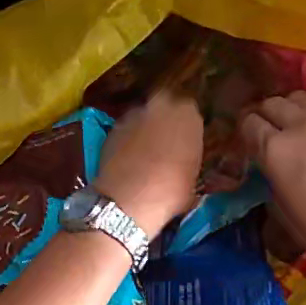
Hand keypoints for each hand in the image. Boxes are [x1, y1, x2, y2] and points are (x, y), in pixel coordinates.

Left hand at [96, 87, 204, 236]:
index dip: (184, 128)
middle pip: (165, 106)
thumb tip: (182, 158)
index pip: (190, 112)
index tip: (182, 142)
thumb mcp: (192, 175)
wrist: (129, 199)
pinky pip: (126, 130)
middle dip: (164, 121)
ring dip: (144, 129)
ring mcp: (134, 114)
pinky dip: (127, 139)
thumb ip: (188, 155)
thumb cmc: (170, 191)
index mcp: (188, 114)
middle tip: (163, 143)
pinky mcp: (113, 126)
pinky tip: (127, 157)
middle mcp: (162, 105)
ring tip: (143, 152)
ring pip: (143, 117)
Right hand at [241, 91, 305, 273]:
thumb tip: (268, 164)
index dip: (245, 131)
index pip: (249, 122)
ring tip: (293, 128)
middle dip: (265, 115)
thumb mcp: (282, 206)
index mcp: (276, 149)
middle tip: (267, 132)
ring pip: (300, 99)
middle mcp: (301, 126)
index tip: (247, 141)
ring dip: (291, 110)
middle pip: (274, 103)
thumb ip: (270, 176)